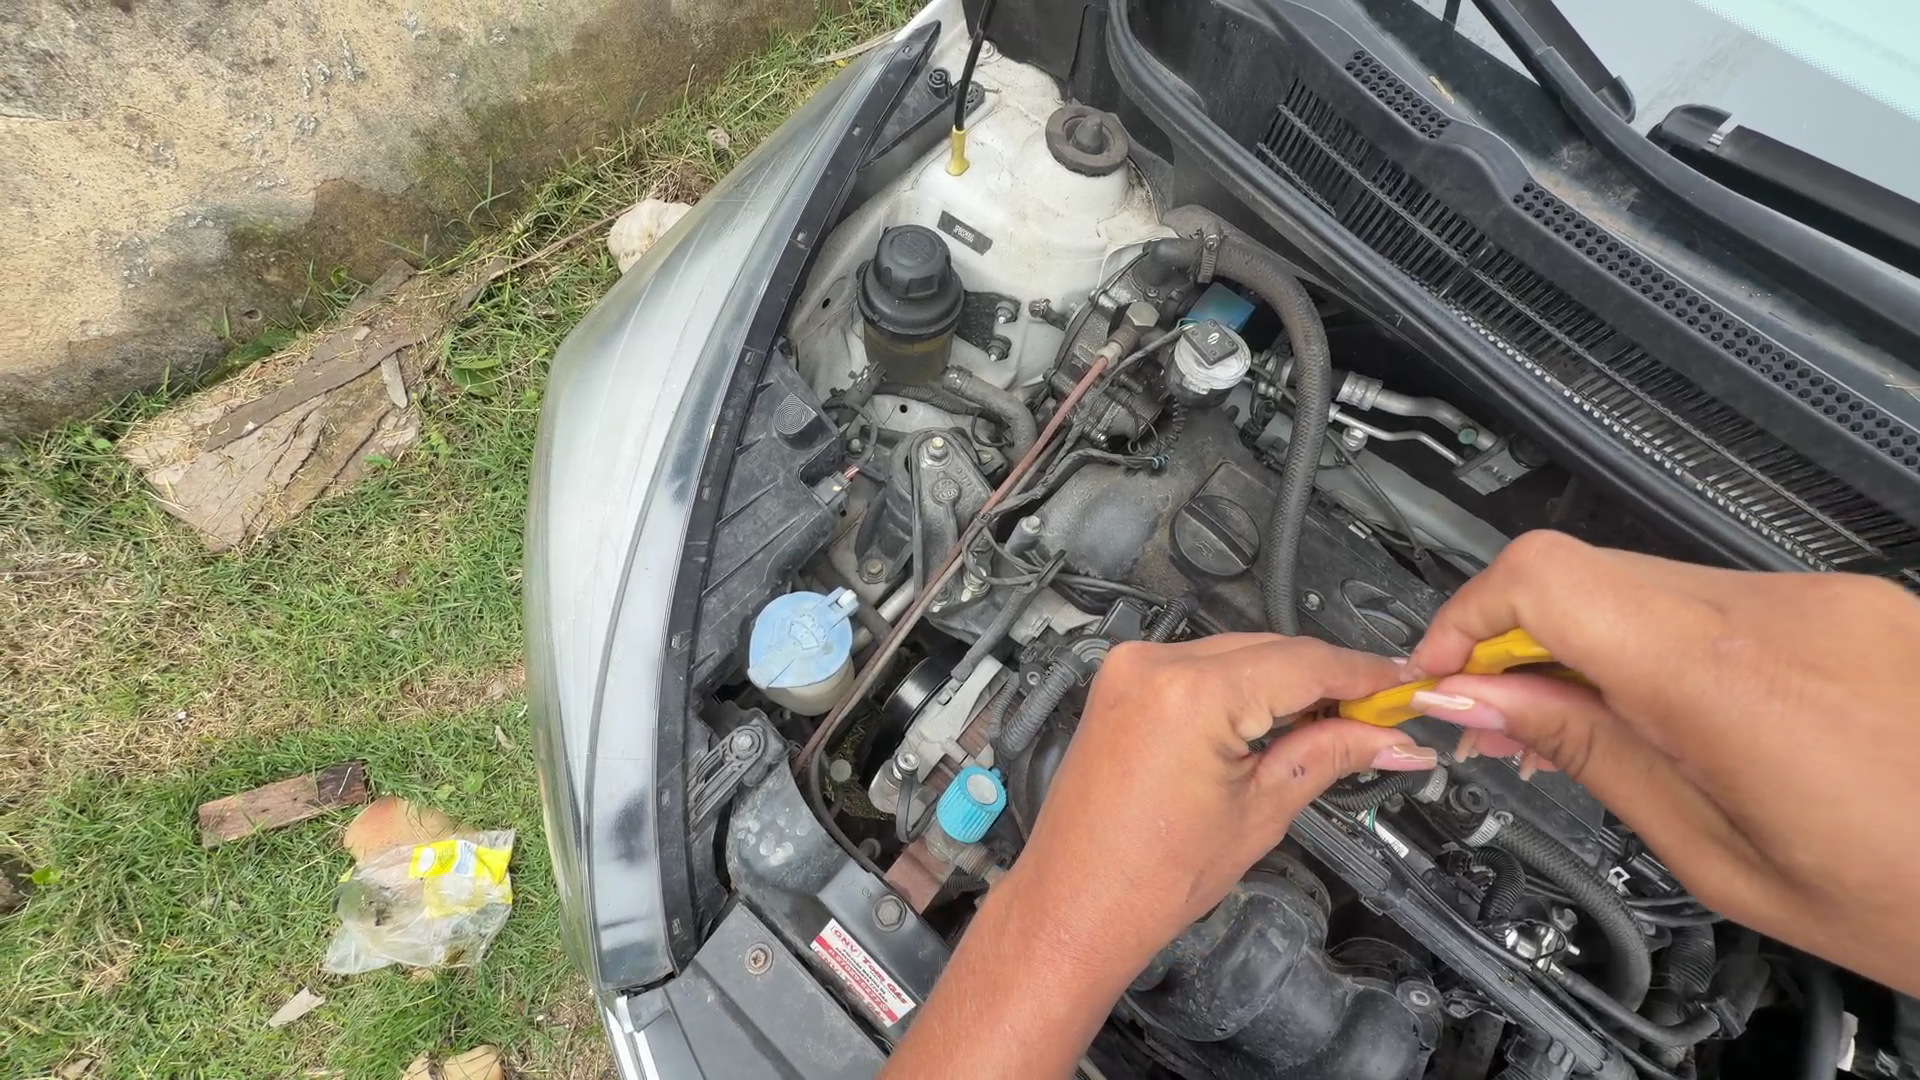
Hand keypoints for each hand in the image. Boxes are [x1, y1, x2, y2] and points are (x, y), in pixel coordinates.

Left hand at [1012, 633, 1437, 962]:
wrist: (1077, 896)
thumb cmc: (1151, 874)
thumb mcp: (1259, 812)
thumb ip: (1327, 754)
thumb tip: (1387, 736)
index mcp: (1190, 693)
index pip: (1301, 662)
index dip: (1363, 673)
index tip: (1404, 686)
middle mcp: (1153, 664)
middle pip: (1267, 649)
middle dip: (1327, 677)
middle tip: (1380, 712)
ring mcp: (1129, 667)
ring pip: (1233, 653)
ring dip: (1284, 678)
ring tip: (1334, 718)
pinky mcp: (1120, 679)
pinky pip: (1196, 665)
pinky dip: (1238, 683)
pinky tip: (1272, 711)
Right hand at [1406, 530, 1919, 993]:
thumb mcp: (1719, 855)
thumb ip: (1582, 750)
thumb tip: (1467, 697)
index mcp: (1732, 677)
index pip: (1542, 578)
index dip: (1464, 615)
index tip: (1443, 676)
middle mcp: (1776, 609)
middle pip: (1570, 574)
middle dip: (1503, 638)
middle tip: (1488, 716)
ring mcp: (1817, 596)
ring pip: (1621, 584)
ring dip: (1566, 643)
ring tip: (1569, 724)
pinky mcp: (1836, 602)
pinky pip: (1685, 599)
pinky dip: (1632, 644)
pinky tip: (1649, 710)